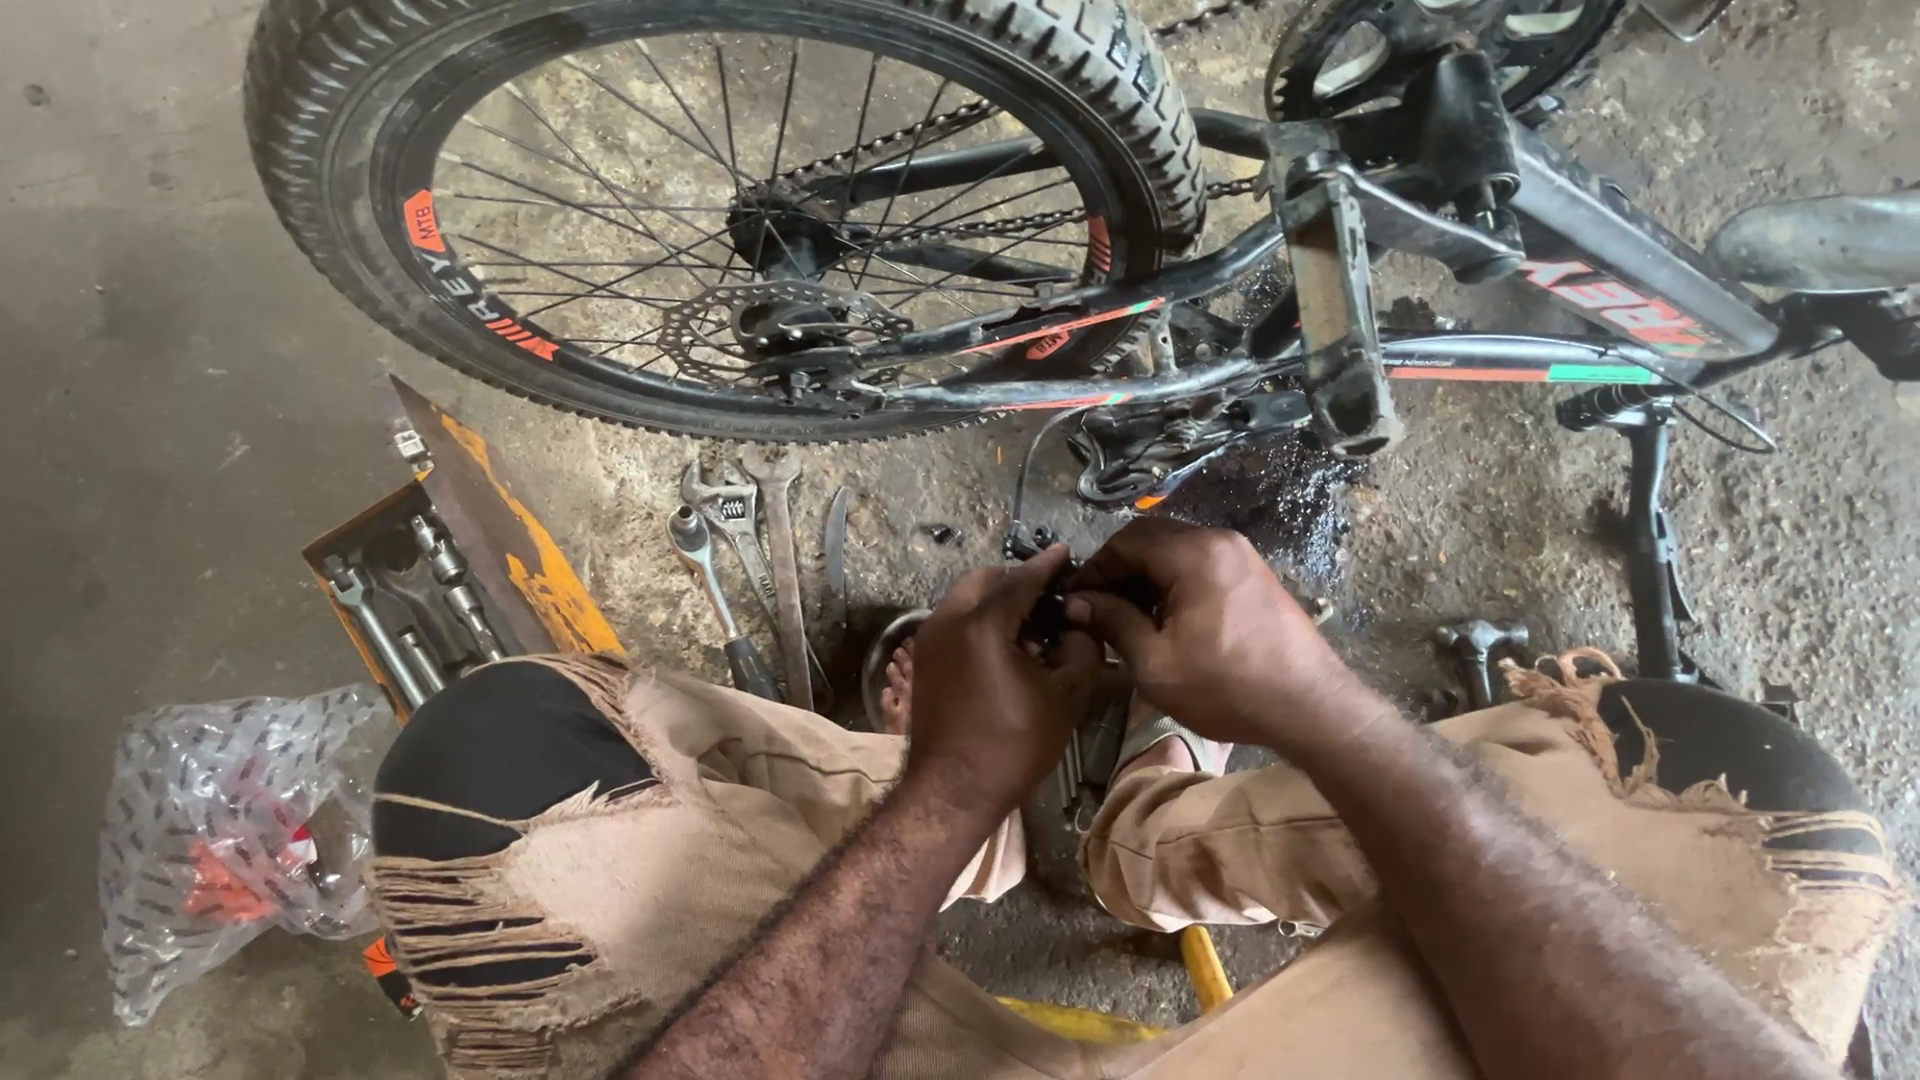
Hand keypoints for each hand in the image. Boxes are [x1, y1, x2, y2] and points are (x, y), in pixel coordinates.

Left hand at [905, 546, 1101, 821]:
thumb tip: (1078, 625)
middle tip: (1049, 597)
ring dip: (997, 601)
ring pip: (966, 598)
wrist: (952, 790)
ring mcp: (929, 640)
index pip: (1020, 580)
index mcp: (981, 624)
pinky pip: (955, 621)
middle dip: (1017, 581)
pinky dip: (980, 619)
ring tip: (1031, 626)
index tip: (1066, 553)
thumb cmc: (1013, 745)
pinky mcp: (924, 659)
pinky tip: (1006, 646)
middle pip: (985, 580)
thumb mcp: (1064, 696)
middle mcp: (947, 620)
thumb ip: (1082, 648)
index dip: (1047, 566)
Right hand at [1065, 518, 1377, 753]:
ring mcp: (1240, 555)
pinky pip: (1198, 564)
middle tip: (1095, 606)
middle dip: (1117, 569)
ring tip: (1125, 616)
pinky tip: (1162, 617)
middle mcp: (1218, 540)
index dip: (1093, 569)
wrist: (1310, 709)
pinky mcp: (1252, 574)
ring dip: (1143, 576)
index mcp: (1193, 554)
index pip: (1124, 542)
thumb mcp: (1155, 662)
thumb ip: (1112, 622)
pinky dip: (1171, 581)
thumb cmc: (1227, 687)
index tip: (1073, 600)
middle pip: (1150, 538)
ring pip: (1174, 550)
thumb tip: (1076, 602)